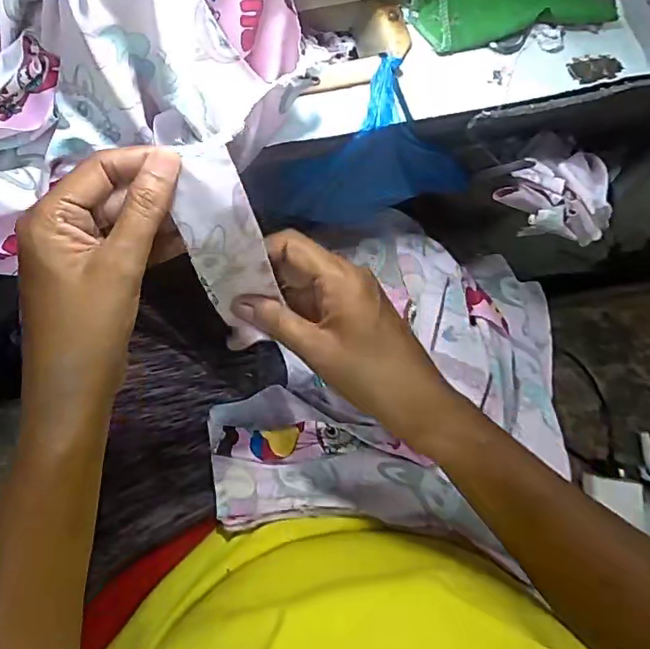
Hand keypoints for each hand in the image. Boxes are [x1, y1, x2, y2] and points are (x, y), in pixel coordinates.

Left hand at [16, 147, 180, 423]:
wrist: (73, 395)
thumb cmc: (90, 329)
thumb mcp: (120, 264)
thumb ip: (144, 207)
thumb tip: (168, 158)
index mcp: (49, 215)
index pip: (98, 169)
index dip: (140, 161)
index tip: (186, 161)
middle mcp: (56, 223)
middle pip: (108, 189)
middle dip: (152, 187)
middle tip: (200, 185)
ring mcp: (73, 246)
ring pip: (119, 215)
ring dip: (155, 212)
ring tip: (199, 206)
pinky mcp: (90, 267)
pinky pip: (120, 240)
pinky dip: (149, 237)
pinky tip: (185, 234)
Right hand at [233, 230, 471, 448]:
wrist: (420, 404)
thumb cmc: (369, 375)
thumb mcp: (316, 349)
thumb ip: (275, 320)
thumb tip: (237, 301)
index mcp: (340, 276)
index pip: (291, 243)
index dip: (259, 251)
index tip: (232, 270)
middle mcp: (346, 275)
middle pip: (295, 260)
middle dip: (262, 274)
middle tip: (228, 293)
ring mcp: (351, 293)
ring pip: (303, 282)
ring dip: (274, 294)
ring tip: (241, 311)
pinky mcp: (352, 311)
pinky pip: (316, 299)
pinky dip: (292, 308)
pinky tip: (268, 323)